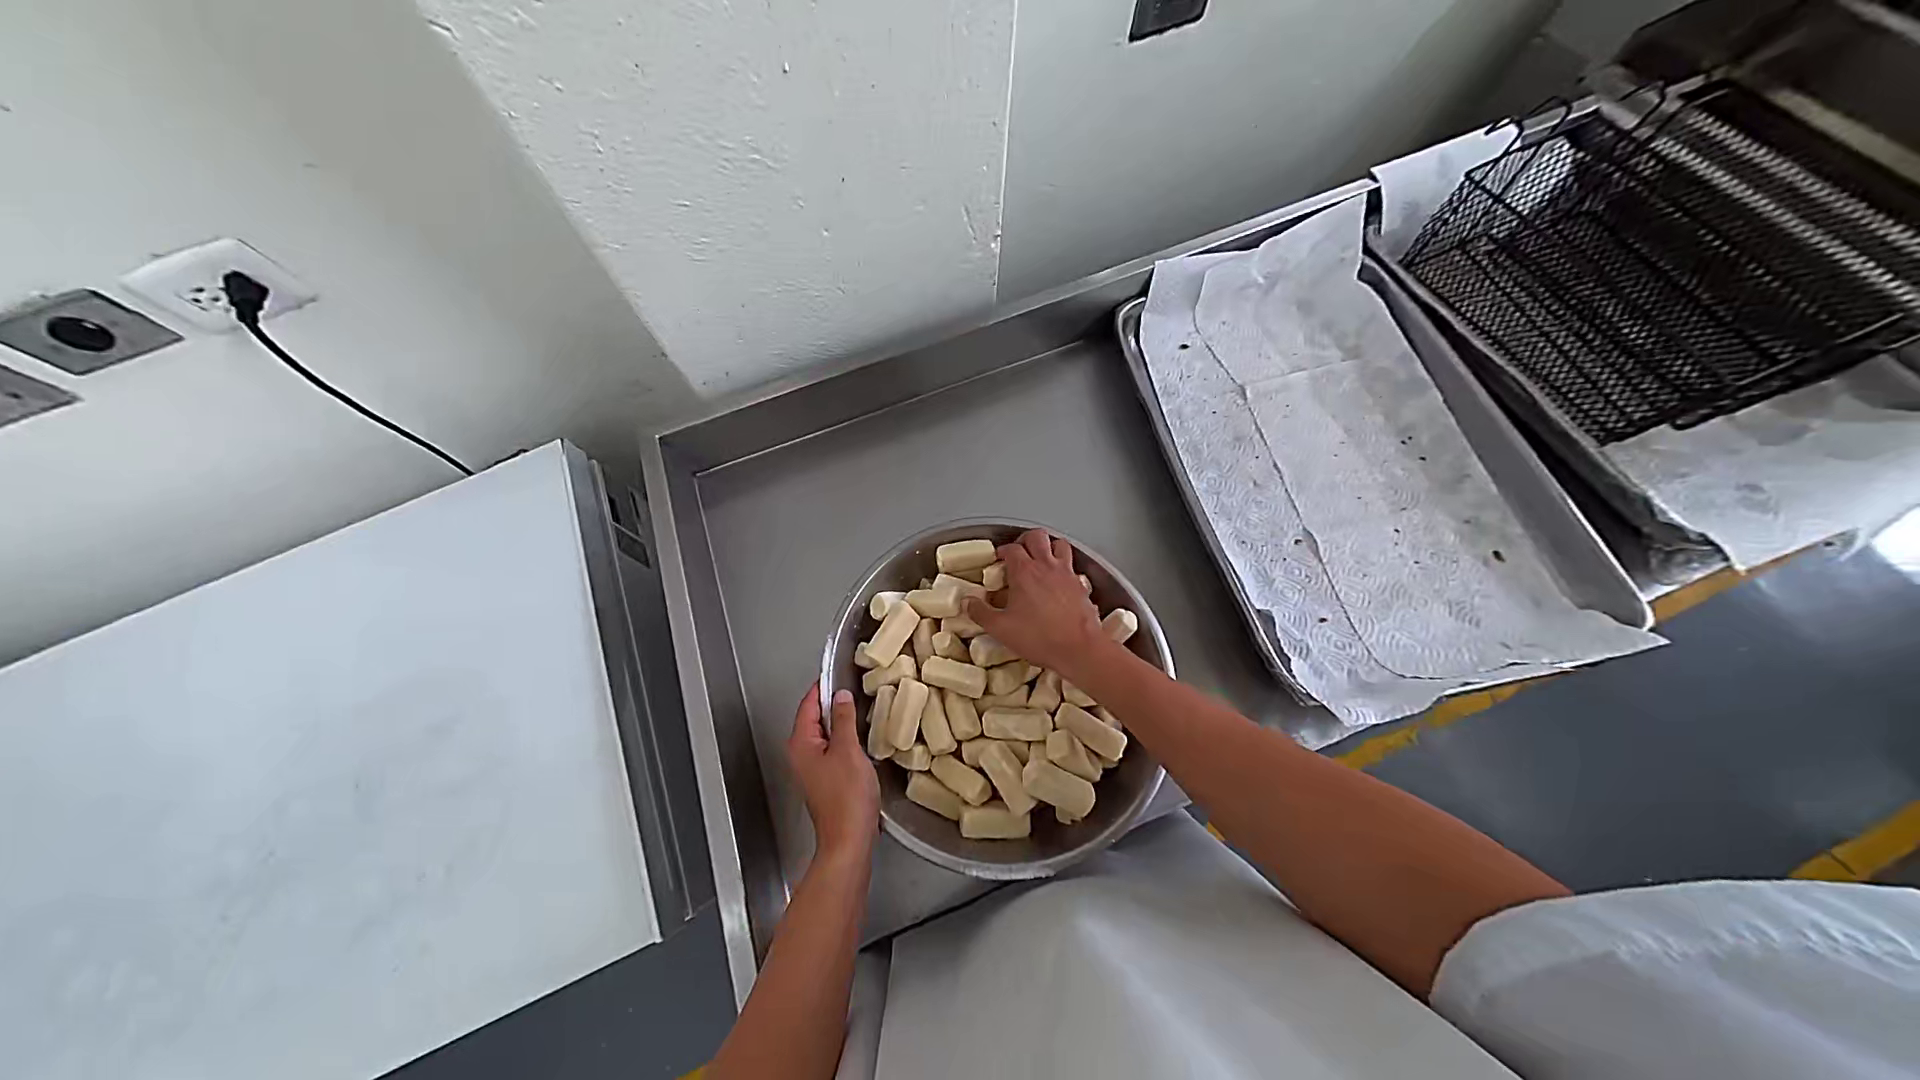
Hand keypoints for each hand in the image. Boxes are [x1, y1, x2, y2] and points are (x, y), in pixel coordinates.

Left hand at [788, 683, 879, 862]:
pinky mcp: (826, 779)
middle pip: (815, 717)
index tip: (839, 670)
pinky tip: (863, 736)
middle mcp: (801, 753)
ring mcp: (812, 768)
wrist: (849, 841)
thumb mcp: (848, 750)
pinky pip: (833, 748)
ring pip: (826, 733)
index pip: (808, 703)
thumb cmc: (847, 797)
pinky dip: (846, 738)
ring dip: (842, 721)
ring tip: (863, 707)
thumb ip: (843, 719)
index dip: (824, 686)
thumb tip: (842, 696)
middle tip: (857, 686)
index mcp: (800, 743)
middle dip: (834, 702)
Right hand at [965, 529, 1110, 680]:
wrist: (1079, 649)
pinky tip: (1060, 581)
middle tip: (1019, 550)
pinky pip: (1074, 567)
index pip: (1011, 548)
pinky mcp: (1081, 586)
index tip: (998, 559)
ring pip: (1059, 545)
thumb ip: (981, 613)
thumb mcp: (1001, 629)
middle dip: (1025, 539)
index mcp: (1024, 572)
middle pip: (1036, 537)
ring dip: (1049, 547)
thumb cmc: (1041, 637)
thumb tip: (968, 603)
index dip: (1002, 551)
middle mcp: (1046, 567)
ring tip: (1041, 558)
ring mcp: (1067, 574)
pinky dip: (1065, 568)